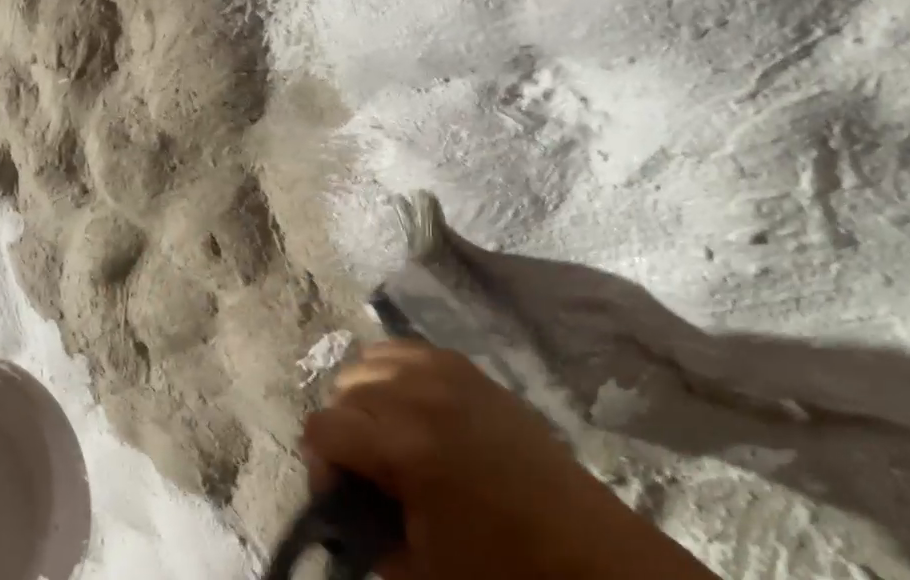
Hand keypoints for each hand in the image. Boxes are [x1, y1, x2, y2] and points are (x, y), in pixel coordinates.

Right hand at [301, 341, 719, 579]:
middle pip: (343, 390)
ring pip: (368, 363)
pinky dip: (395, 373)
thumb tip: (337, 505)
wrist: (589, 552)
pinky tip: (411, 408)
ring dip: (367, 398)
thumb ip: (362, 529)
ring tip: (390, 436)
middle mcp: (418, 395)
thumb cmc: (502, 566)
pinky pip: (406, 351)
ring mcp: (445, 373)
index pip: (322, 427)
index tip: (341, 494)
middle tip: (367, 470)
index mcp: (403, 445)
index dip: (321, 464)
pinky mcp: (469, 368)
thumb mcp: (417, 567)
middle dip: (344, 431)